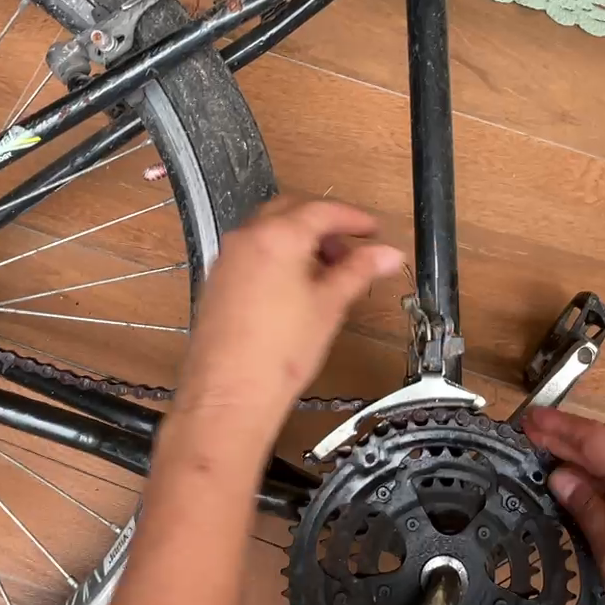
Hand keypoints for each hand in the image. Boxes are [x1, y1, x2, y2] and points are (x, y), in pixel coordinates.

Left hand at [176, 199, 402, 426]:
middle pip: (292, 212)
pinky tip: (295, 285)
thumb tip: (387, 254)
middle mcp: (247, 238)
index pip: (322, 210)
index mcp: (277, 236)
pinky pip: (252, 251)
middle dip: (325, 224)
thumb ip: (359, 271)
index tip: (372, 228)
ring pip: (269, 230)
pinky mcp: (217, 280)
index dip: (353, 218)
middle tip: (350, 246)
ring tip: (326, 270)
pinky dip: (277, 254)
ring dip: (300, 239)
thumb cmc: (278, 354)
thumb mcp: (330, 305)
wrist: (230, 393)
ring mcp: (227, 258)